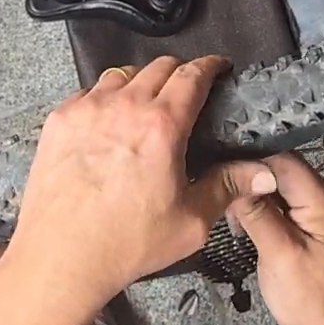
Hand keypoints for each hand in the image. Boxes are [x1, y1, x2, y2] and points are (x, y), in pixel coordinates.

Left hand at [3, 56, 273, 312]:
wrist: (60, 259)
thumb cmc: (126, 244)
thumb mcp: (190, 222)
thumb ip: (228, 187)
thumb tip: (264, 174)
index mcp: (161, 125)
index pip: (192, 75)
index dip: (210, 65)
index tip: (218, 66)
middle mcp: (125, 106)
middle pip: (159, 66)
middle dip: (179, 72)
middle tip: (186, 90)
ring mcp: (88, 108)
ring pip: (123, 74)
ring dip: (141, 81)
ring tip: (146, 103)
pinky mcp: (61, 118)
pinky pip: (89, 92)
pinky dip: (105, 97)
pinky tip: (108, 121)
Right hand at [225, 152, 323, 324]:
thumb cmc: (312, 302)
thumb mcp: (279, 255)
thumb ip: (257, 214)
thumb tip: (235, 180)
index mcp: (318, 196)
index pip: (279, 158)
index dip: (248, 160)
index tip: (219, 168)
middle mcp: (317, 196)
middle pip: (275, 168)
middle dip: (246, 175)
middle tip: (215, 185)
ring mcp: (309, 211)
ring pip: (273, 185)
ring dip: (248, 192)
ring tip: (222, 202)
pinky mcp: (300, 226)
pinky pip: (274, 203)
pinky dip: (255, 207)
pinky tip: (237, 218)